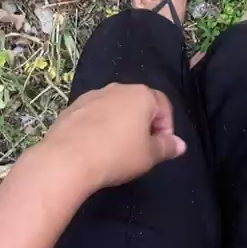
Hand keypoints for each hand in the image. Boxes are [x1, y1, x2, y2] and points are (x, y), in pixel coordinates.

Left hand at [22, 83, 185, 198]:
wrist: (66, 159)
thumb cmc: (116, 155)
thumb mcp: (148, 156)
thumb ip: (167, 147)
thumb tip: (180, 144)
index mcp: (141, 95)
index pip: (163, 105)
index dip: (166, 127)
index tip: (160, 148)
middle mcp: (118, 88)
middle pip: (139, 104)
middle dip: (143, 125)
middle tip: (140, 150)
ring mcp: (93, 95)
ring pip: (115, 108)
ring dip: (120, 124)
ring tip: (115, 150)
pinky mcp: (73, 107)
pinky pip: (94, 115)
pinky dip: (99, 127)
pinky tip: (94, 148)